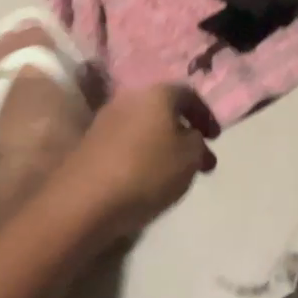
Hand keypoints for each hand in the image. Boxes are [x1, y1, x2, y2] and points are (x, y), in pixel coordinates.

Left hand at [45, 83, 218, 237]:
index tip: (215, 139)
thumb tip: (189, 136)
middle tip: (197, 158)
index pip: (189, 95)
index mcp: (157, 93)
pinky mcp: (88, 146)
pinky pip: (125, 143)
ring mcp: (104, 121)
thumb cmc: (146, 172)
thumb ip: (198, 141)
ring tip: (173, 173)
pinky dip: (140, 155)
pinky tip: (145, 179)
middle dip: (183, 132)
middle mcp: (129, 99)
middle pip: (164, 111)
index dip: (206, 116)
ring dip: (162, 145)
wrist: (82, 203)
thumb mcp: (190, 157)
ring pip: (144, 127)